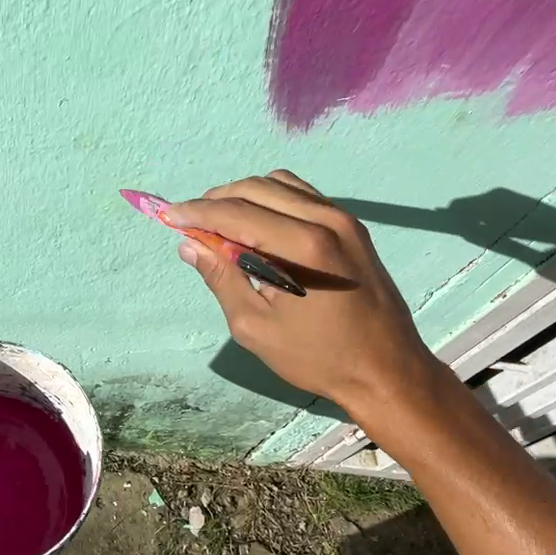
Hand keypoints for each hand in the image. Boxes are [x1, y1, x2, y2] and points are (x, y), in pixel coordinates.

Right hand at [167, 170, 446, 411]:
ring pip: (279, 183)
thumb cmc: (318, 358)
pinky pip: (302, 194)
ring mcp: (344, 218)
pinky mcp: (353, 225)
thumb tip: (191, 245)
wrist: (388, 371)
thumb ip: (221, 278)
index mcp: (303, 246)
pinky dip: (271, 199)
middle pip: (256, 188)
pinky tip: (257, 223)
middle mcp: (326, 219)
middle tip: (190, 222)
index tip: (168, 216)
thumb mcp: (255, 326)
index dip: (197, 212)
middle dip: (216, 200)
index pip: (236, 212)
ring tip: (220, 222)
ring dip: (243, 195)